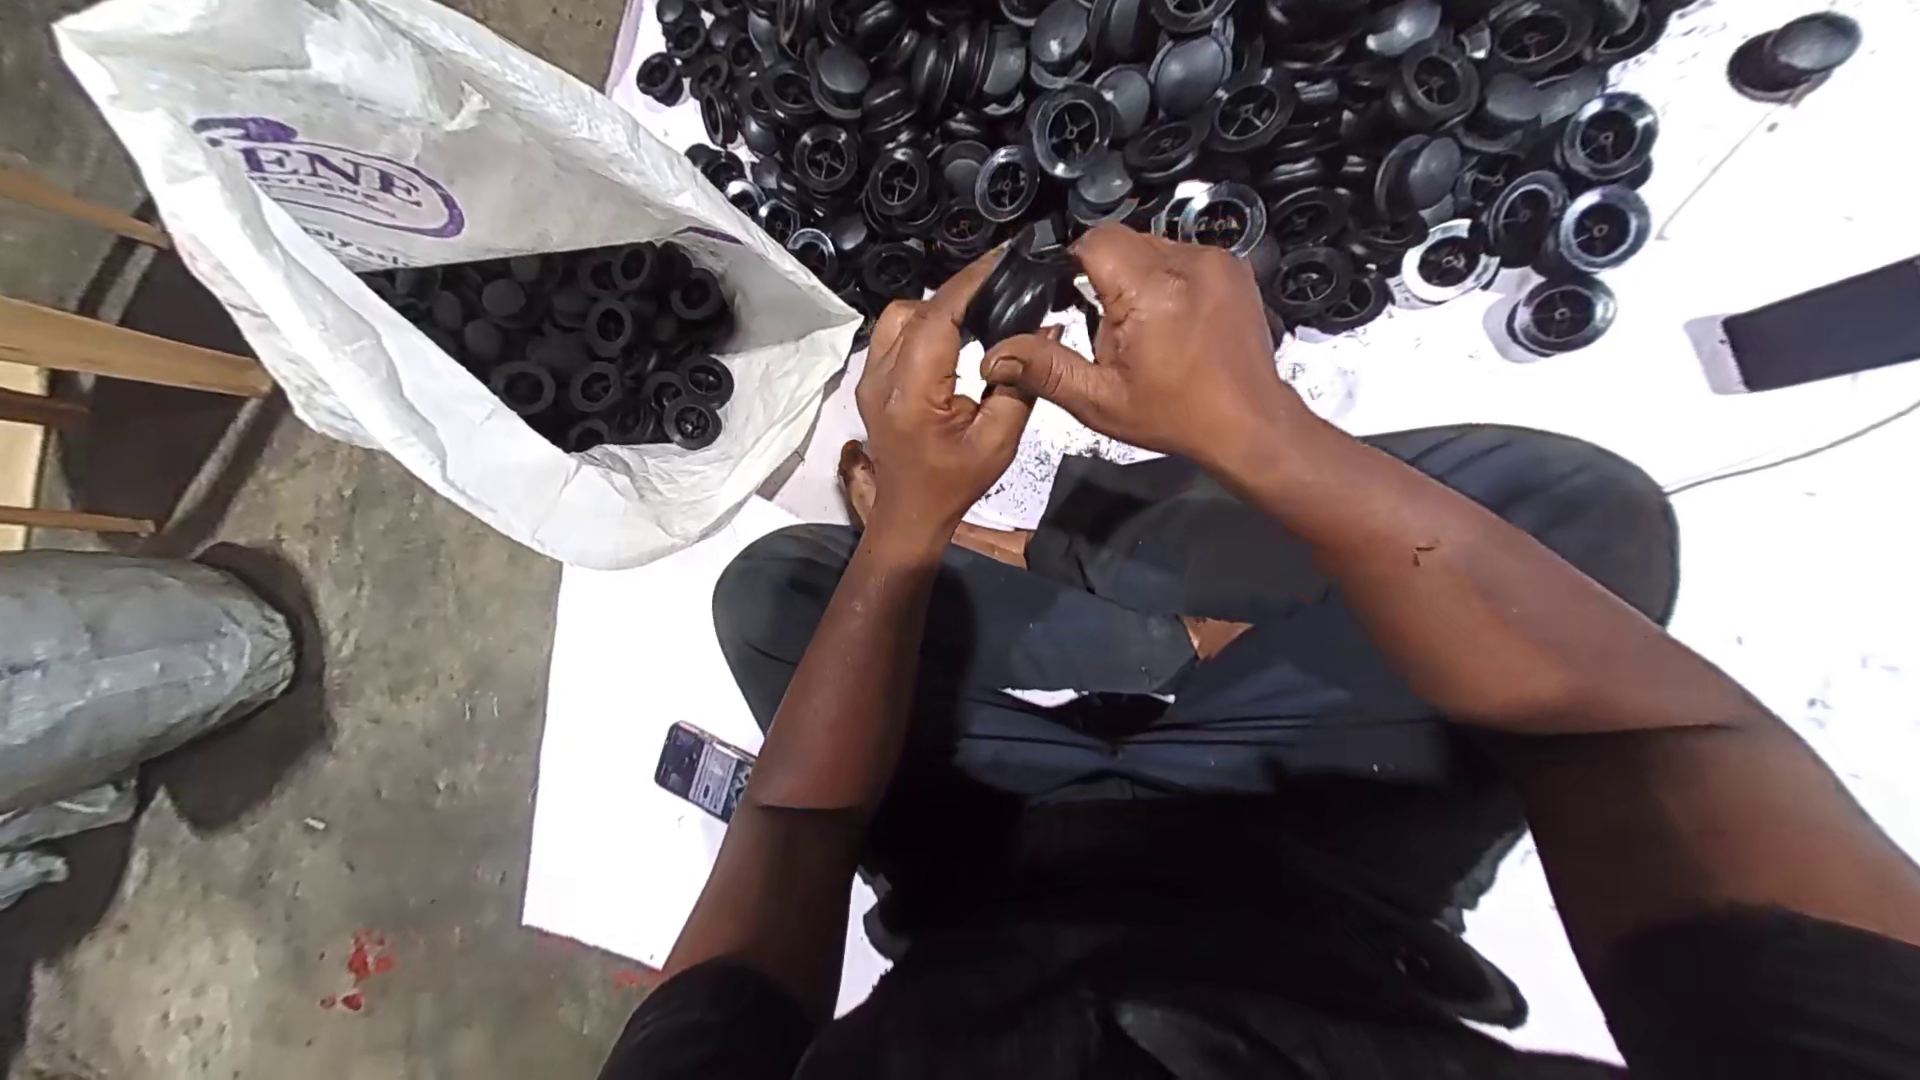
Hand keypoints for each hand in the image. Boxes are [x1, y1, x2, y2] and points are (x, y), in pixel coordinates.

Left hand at [857, 249, 1034, 546]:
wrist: (911, 511)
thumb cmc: (954, 484)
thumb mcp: (998, 441)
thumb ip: (1020, 386)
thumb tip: (1042, 329)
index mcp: (912, 395)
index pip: (937, 318)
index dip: (970, 284)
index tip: (1002, 262)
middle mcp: (881, 380)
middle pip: (917, 310)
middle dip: (959, 292)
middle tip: (999, 287)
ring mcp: (869, 380)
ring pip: (899, 317)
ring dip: (937, 308)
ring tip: (975, 312)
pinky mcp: (870, 382)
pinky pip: (892, 334)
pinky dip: (921, 323)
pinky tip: (950, 333)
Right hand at [980, 225, 1307, 469]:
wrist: (1246, 422)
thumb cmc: (1178, 416)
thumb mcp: (1098, 400)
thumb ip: (1045, 371)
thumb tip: (998, 357)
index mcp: (1150, 291)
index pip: (1093, 240)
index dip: (1072, 264)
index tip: (1070, 297)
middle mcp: (1188, 263)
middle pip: (1121, 242)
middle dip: (1104, 279)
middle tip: (1112, 330)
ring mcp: (1215, 261)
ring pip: (1151, 246)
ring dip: (1135, 280)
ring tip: (1144, 331)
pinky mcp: (1232, 267)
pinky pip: (1181, 256)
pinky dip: (1165, 281)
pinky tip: (1171, 322)